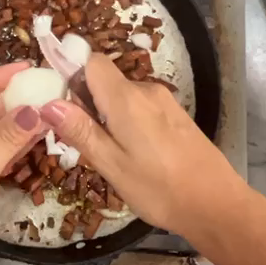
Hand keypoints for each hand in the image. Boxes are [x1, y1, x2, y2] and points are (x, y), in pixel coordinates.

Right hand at [40, 54, 245, 238]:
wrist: (217, 204)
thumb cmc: (160, 189)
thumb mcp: (112, 166)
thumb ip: (81, 131)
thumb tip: (48, 103)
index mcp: (126, 98)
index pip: (92, 60)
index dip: (72, 73)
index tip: (62, 102)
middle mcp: (146, 91)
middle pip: (106, 80)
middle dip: (89, 103)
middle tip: (85, 143)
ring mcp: (164, 102)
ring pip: (123, 97)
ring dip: (110, 117)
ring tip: (112, 156)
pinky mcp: (176, 115)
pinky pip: (141, 108)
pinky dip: (130, 124)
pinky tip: (136, 156)